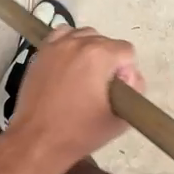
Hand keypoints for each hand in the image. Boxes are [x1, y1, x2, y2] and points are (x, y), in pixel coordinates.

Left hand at [1, 26, 143, 173]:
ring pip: (84, 35)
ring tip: (86, 77)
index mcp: (98, 55)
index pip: (126, 50)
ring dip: (90, 51)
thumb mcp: (120, 116)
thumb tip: (129, 75)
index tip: (117, 90)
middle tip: (102, 88)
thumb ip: (135, 89)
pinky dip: (69, 45)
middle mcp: (76, 42)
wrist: (38, 138)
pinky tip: (70, 65)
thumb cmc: (80, 131)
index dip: (127, 71)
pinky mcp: (41, 52)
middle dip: (109, 61)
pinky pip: (61, 36)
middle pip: (105, 41)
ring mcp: (56, 45)